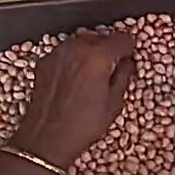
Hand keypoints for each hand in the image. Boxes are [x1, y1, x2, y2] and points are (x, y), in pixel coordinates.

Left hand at [10, 30, 136, 169]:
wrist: (46, 138)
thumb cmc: (83, 124)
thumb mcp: (113, 104)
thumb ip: (123, 77)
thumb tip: (127, 64)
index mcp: (98, 56)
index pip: (121, 39)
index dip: (129, 46)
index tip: (130, 54)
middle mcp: (76, 48)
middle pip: (99, 36)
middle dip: (109, 47)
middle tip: (115, 64)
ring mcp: (57, 53)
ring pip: (80, 41)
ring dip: (90, 50)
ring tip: (95, 70)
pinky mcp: (44, 62)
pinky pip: (65, 52)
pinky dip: (74, 58)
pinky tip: (76, 76)